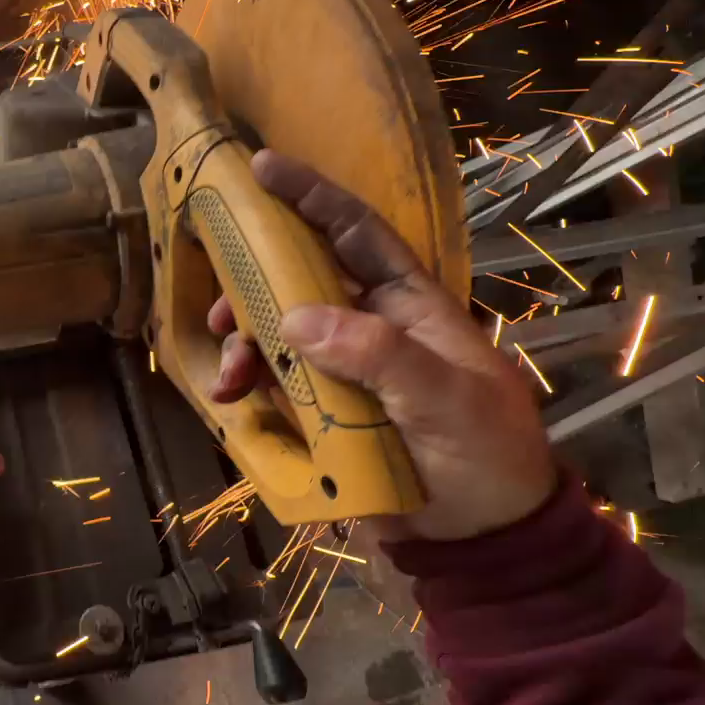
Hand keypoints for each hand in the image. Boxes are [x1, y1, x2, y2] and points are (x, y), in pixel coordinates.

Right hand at [208, 150, 555, 542]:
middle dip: (253, 284)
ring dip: (244, 344)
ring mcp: (339, 367)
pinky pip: (270, 379)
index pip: (355, 233)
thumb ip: (379, 354)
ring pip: (275, 332)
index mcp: (407, 304)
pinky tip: (233, 400)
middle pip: (297, 279)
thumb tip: (294, 318)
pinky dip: (246, 383)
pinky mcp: (319, 407)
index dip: (311, 196)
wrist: (481, 536)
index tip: (262, 168)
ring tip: (230, 377)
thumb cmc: (484, 454)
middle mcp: (366, 324)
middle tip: (220, 307)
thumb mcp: (446, 399)